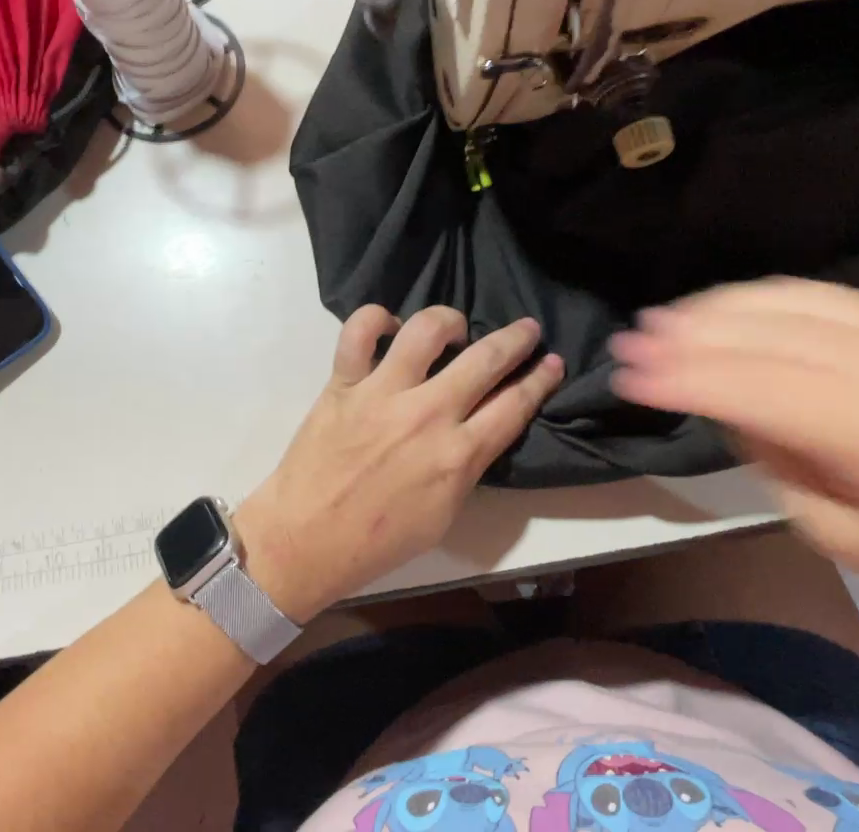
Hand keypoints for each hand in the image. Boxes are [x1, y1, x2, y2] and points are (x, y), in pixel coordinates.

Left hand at [236, 307, 563, 622]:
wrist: (306, 540)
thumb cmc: (378, 540)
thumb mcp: (443, 515)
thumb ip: (467, 467)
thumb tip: (478, 429)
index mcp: (458, 455)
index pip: (514, 405)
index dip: (540, 380)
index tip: (552, 363)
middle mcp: (427, 414)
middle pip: (485, 359)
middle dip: (516, 339)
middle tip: (527, 329)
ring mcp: (382, 393)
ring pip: (427, 330)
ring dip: (450, 320)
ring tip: (455, 328)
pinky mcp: (343, 383)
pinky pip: (359, 332)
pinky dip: (376, 319)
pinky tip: (389, 326)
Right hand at [608, 278, 858, 657]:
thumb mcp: (848, 539)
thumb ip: (780, 461)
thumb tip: (732, 402)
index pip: (761, 387)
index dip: (685, 375)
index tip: (626, 372)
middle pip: (776, 334)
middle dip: (694, 333)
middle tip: (634, 337)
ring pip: (802, 303)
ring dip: (726, 308)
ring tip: (669, 318)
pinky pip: (836, 301)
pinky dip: (771, 302)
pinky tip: (732, 309)